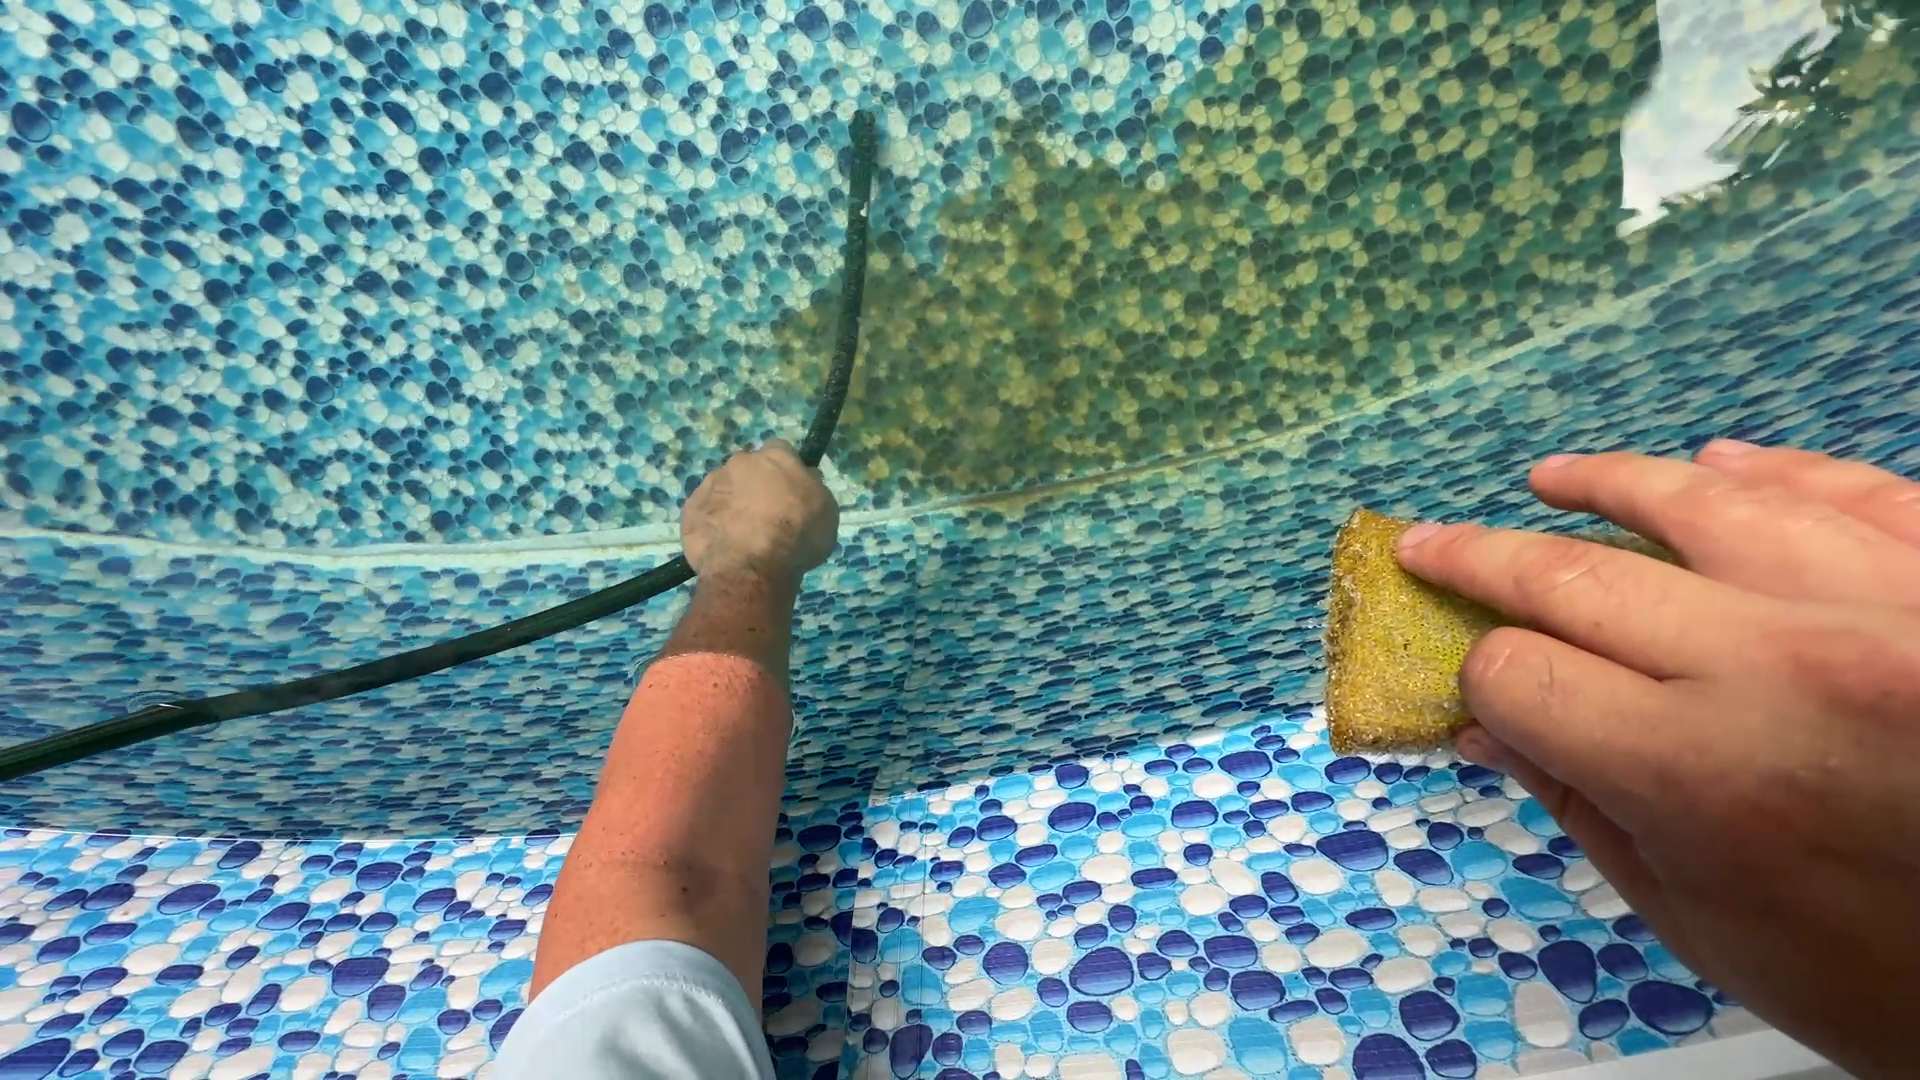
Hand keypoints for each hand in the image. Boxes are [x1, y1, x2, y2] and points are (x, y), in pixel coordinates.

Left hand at [681, 439, 837, 589]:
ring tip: (742, 534)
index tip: (790, 488)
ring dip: (732, 503)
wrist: (751, 567)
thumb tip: (805, 478)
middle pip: (748, 468)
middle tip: (766, 515)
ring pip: (723, 488)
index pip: (780, 449)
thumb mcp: (826, 511)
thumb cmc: (798, 536)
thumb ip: (812, 487)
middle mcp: (739, 462)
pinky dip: (713, 522)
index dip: (785, 468)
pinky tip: (723, 543)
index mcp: (775, 457)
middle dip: (754, 484)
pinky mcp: (690, 509)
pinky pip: (705, 511)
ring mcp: (710, 484)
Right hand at [1394, 441, 1919, 1079]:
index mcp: (1697, 770)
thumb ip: (1573, 802)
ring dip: (1606, 483)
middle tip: (1425, 542)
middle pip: (1569, 577)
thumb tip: (1480, 726)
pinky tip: (1721, 460)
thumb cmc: (1883, 977)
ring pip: (1704, 505)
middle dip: (1472, 556)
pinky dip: (1779, 471)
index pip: (1514, 675)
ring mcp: (1891, 612)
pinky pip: (1860, 494)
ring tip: (1550, 478)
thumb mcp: (1695, 915)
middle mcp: (1781, 669)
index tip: (1481, 698)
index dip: (1479, 682)